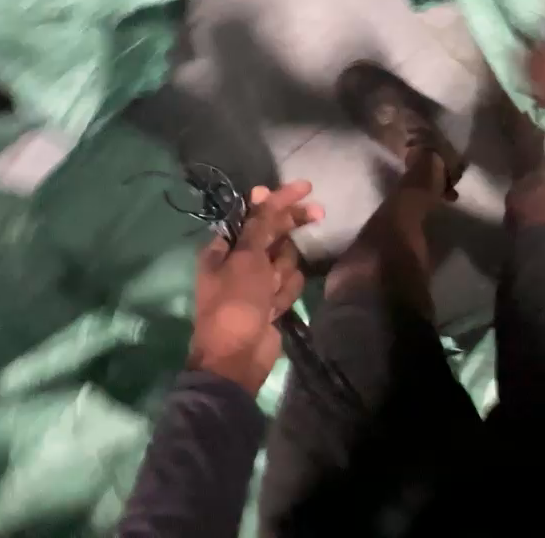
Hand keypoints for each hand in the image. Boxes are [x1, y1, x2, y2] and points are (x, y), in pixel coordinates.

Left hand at [189, 182, 323, 392]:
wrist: (237, 357)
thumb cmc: (235, 302)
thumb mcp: (246, 258)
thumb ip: (258, 224)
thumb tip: (261, 191)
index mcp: (224, 248)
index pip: (257, 214)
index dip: (280, 199)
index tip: (307, 187)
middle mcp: (239, 261)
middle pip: (274, 233)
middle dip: (292, 229)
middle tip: (320, 214)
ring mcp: (257, 282)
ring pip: (286, 259)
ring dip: (284, 272)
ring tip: (271, 293)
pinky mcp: (271, 300)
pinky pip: (288, 283)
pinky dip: (284, 293)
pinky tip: (274, 309)